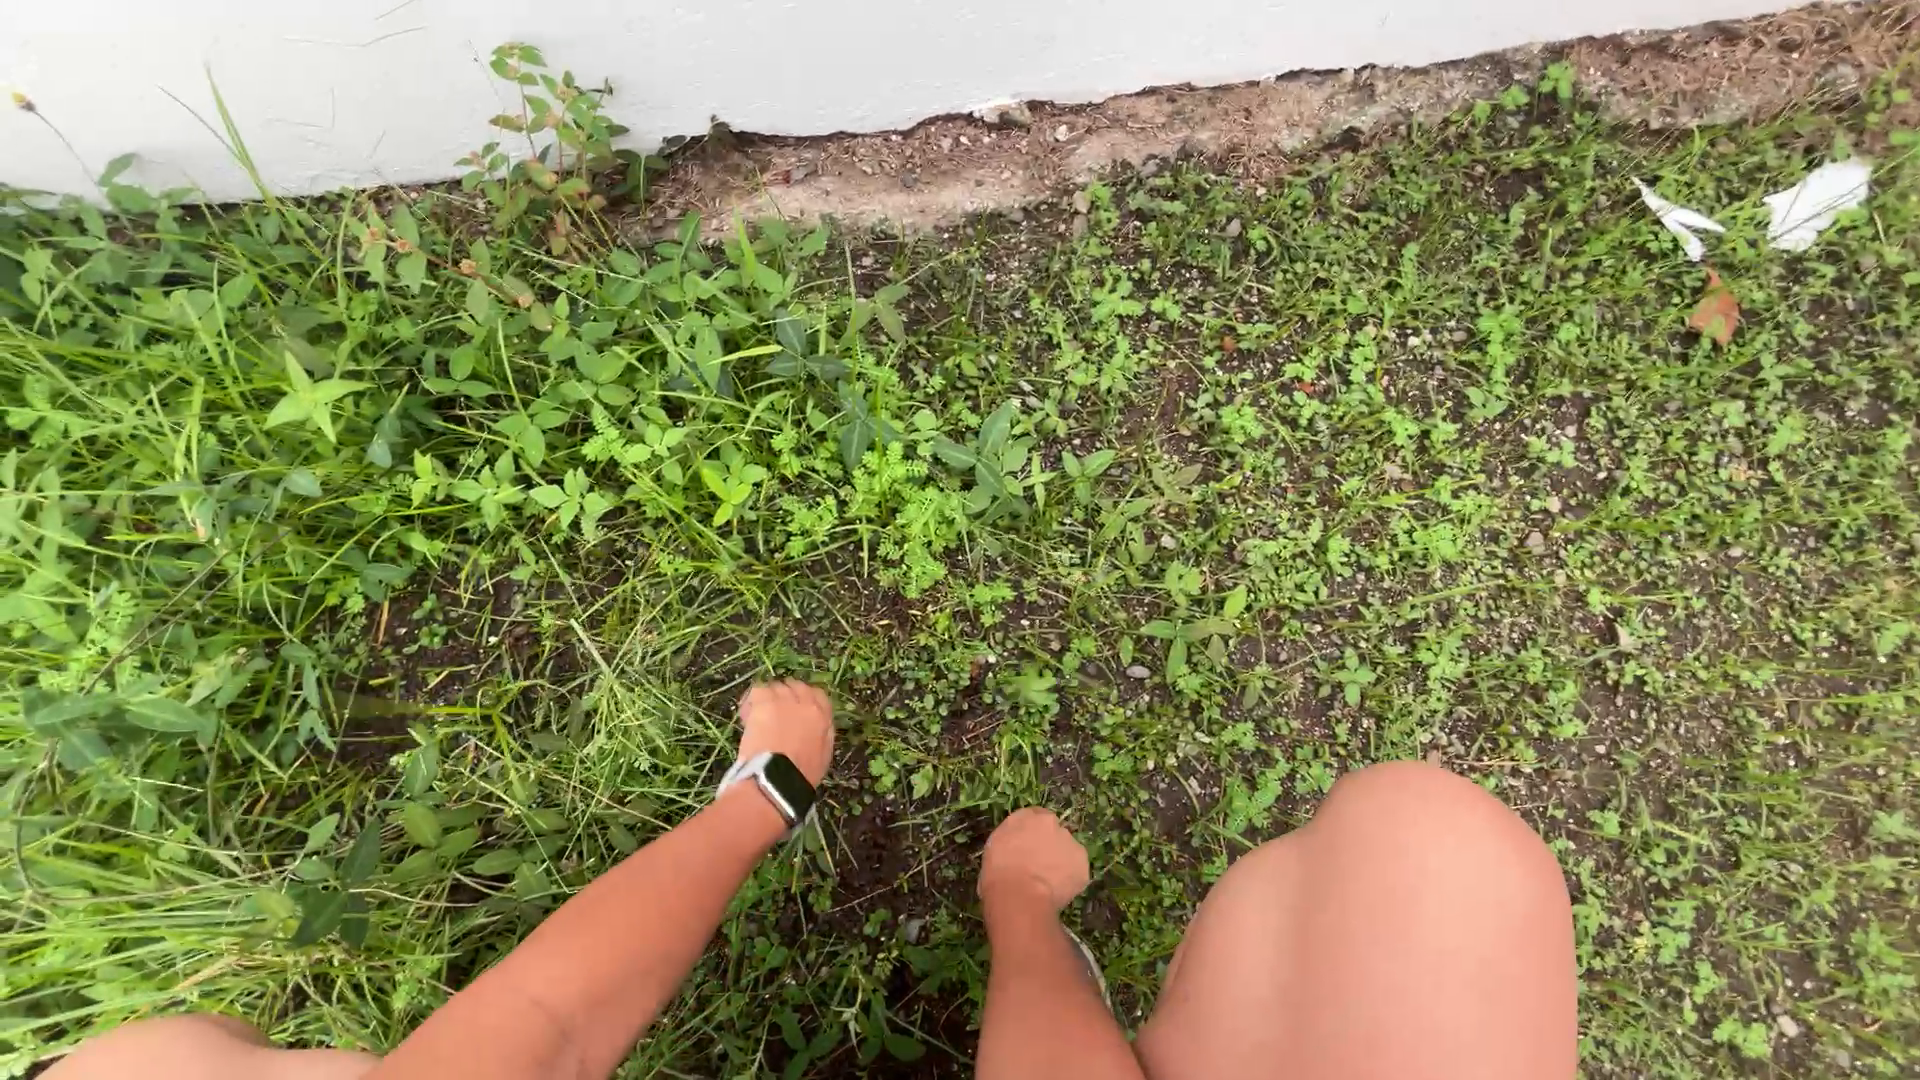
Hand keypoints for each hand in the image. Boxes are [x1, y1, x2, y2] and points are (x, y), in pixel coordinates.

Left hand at [735, 680, 834, 786]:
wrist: (778, 778)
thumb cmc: (800, 775)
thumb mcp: (822, 756)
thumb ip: (822, 735)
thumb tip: (818, 725)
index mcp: (822, 718)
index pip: (818, 695)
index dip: (804, 699)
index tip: (794, 707)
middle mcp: (806, 704)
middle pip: (796, 687)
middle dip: (785, 695)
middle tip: (773, 711)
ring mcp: (784, 701)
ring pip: (776, 687)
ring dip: (768, 698)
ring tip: (757, 715)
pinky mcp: (765, 703)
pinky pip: (758, 690)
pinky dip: (752, 701)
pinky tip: (746, 716)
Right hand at [979, 808, 1088, 913]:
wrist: (1019, 895)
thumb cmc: (998, 872)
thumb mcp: (996, 845)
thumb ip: (1012, 838)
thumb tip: (1017, 846)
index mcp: (1028, 816)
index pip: (1034, 817)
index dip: (1032, 833)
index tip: (1028, 847)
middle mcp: (1052, 823)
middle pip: (1054, 831)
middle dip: (1049, 845)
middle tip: (1038, 865)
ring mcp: (1070, 843)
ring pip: (1067, 850)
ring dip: (1061, 861)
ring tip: (1048, 882)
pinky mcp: (1082, 865)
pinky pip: (1076, 871)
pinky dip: (1070, 879)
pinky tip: (1057, 891)